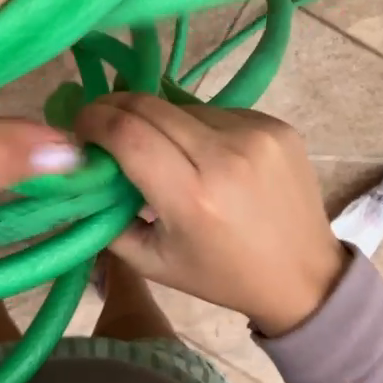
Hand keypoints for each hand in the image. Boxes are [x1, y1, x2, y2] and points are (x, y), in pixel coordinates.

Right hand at [76, 93, 345, 336]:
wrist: (306, 276)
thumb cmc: (221, 275)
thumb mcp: (151, 261)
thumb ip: (105, 217)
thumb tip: (76, 170)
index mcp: (192, 197)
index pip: (127, 133)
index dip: (94, 120)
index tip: (79, 125)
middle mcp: (225, 155)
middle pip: (149, 106)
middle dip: (114, 107)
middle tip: (100, 121)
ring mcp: (255, 133)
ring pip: (180, 106)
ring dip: (157, 118)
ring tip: (158, 144)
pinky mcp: (275, 123)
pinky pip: (215, 110)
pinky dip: (196, 125)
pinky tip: (201, 150)